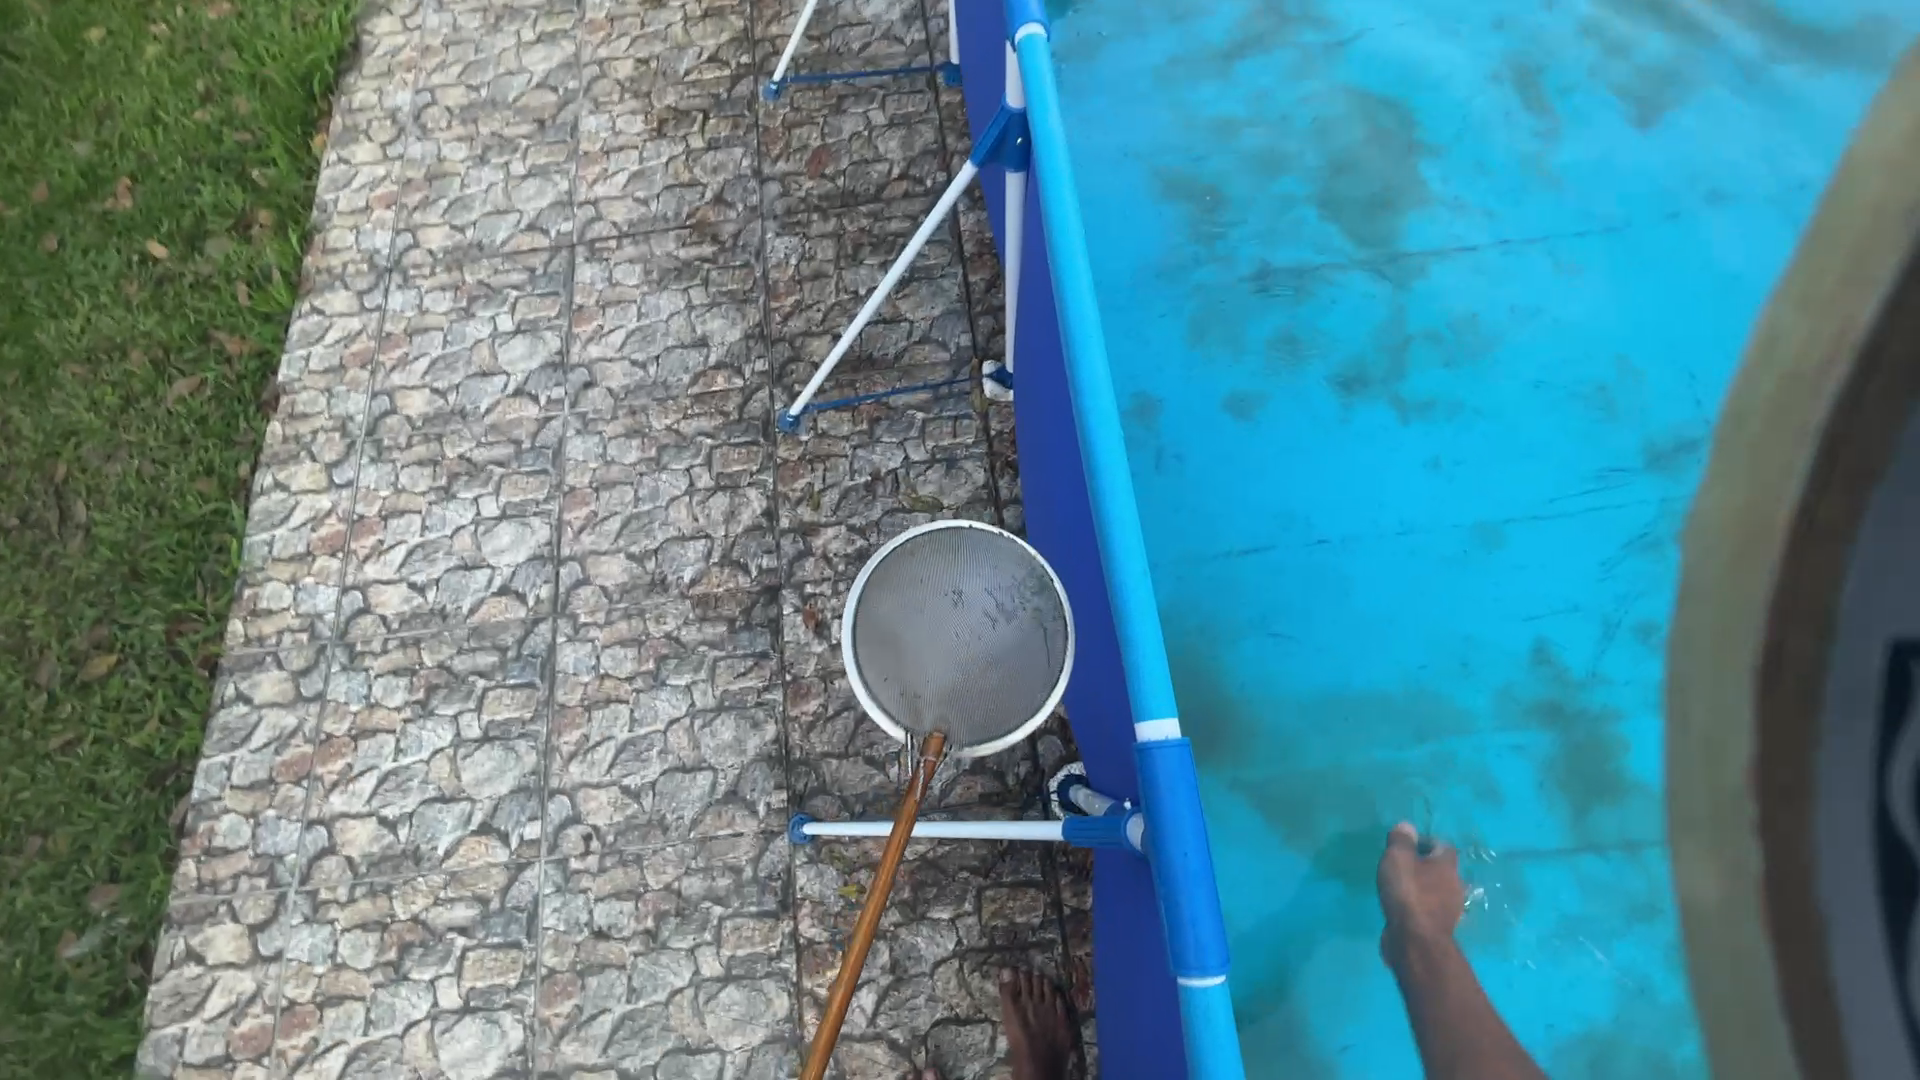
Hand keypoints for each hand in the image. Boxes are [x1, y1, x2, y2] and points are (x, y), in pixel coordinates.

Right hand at [1376, 822, 1464, 964]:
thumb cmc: (1408, 892)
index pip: (1443, 846)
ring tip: (1399, 885)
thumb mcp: (1397, 858)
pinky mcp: (1439, 927)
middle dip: (1424, 865)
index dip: (1425, 842)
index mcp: (1447, 867)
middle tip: (1400, 864)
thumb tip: (1407, 826)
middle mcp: (1454, 886)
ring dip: (1422, 886)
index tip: (1405, 844)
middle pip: (1442, 869)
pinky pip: (1430, 908)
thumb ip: (1401, 840)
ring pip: (1437, 890)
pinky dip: (1419, 904)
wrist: (1416, 940)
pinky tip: (1403, 906)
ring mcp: (1450, 909)